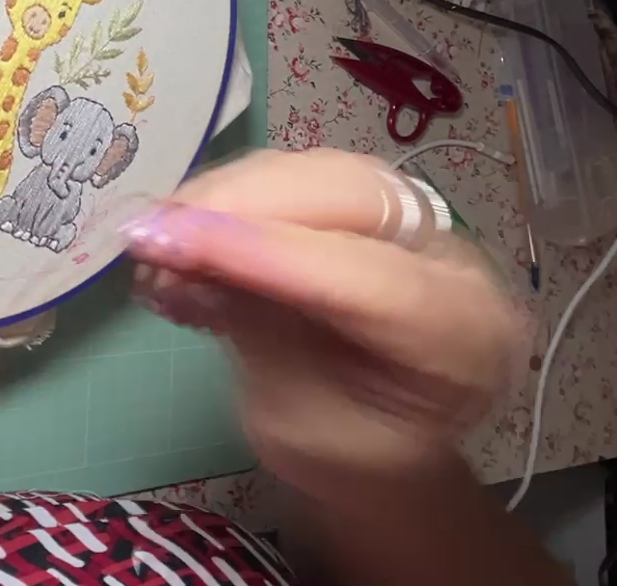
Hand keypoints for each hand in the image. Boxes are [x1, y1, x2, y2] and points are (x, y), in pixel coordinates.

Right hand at [124, 149, 519, 493]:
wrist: (373, 438)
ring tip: (156, 238)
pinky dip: (220, 195)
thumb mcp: (297, 422)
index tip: (167, 241)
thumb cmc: (343, 448)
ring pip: (309, 168)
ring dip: (220, 194)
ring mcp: (403, 218)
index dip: (262, 252)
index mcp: (463, 336)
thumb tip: (177, 251)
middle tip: (152, 229)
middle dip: (238, 204)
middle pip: (346, 194)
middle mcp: (446, 258)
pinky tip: (179, 233)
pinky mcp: (354, 197)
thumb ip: (252, 331)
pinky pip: (285, 171)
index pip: (367, 278)